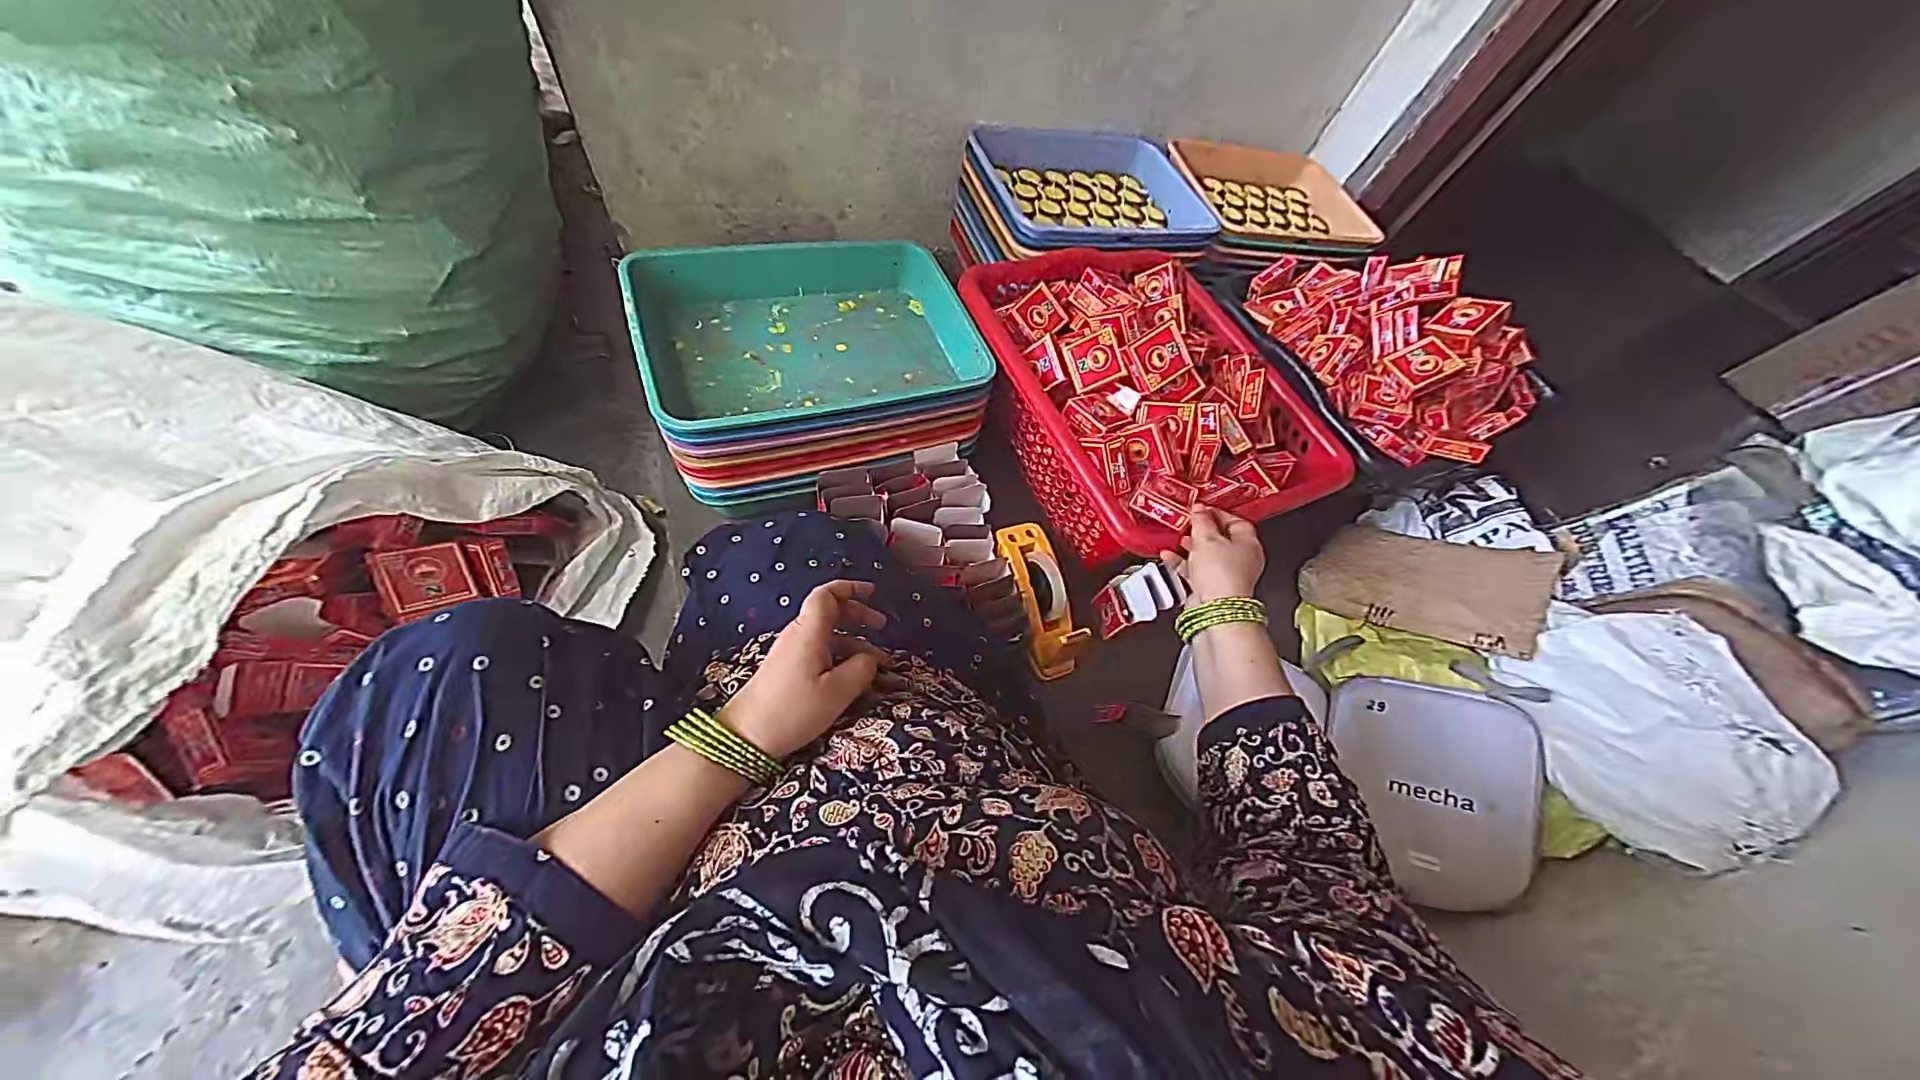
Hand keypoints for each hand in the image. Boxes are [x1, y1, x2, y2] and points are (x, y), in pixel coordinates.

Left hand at [719, 580, 889, 757]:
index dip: (850, 588)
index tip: (872, 592)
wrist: (746, 735)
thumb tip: (871, 658)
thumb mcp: (837, 692)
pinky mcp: (787, 668)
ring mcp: (791, 651)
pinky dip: (840, 653)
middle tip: (881, 625)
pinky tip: (853, 672)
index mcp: (809, 633)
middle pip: (829, 610)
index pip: (827, 595)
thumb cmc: (793, 710)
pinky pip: (819, 649)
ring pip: (826, 633)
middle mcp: (798, 635)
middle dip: (857, 613)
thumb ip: (861, 669)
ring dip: (853, 639)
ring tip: (877, 658)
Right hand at [1163, 504, 1265, 604]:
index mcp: (1249, 544)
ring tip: (1178, 538)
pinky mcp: (1212, 587)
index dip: (1218, 513)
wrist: (1215, 607)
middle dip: (1203, 531)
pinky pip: (1196, 570)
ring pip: (1208, 555)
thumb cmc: (1221, 574)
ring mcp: (1227, 574)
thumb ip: (1201, 521)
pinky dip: (1182, 562)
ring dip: (1191, 546)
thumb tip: (1199, 510)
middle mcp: (1242, 559)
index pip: (1236, 521)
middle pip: (1221, 538)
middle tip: (1189, 523)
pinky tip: (1169, 556)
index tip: (1202, 509)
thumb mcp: (1207, 539)